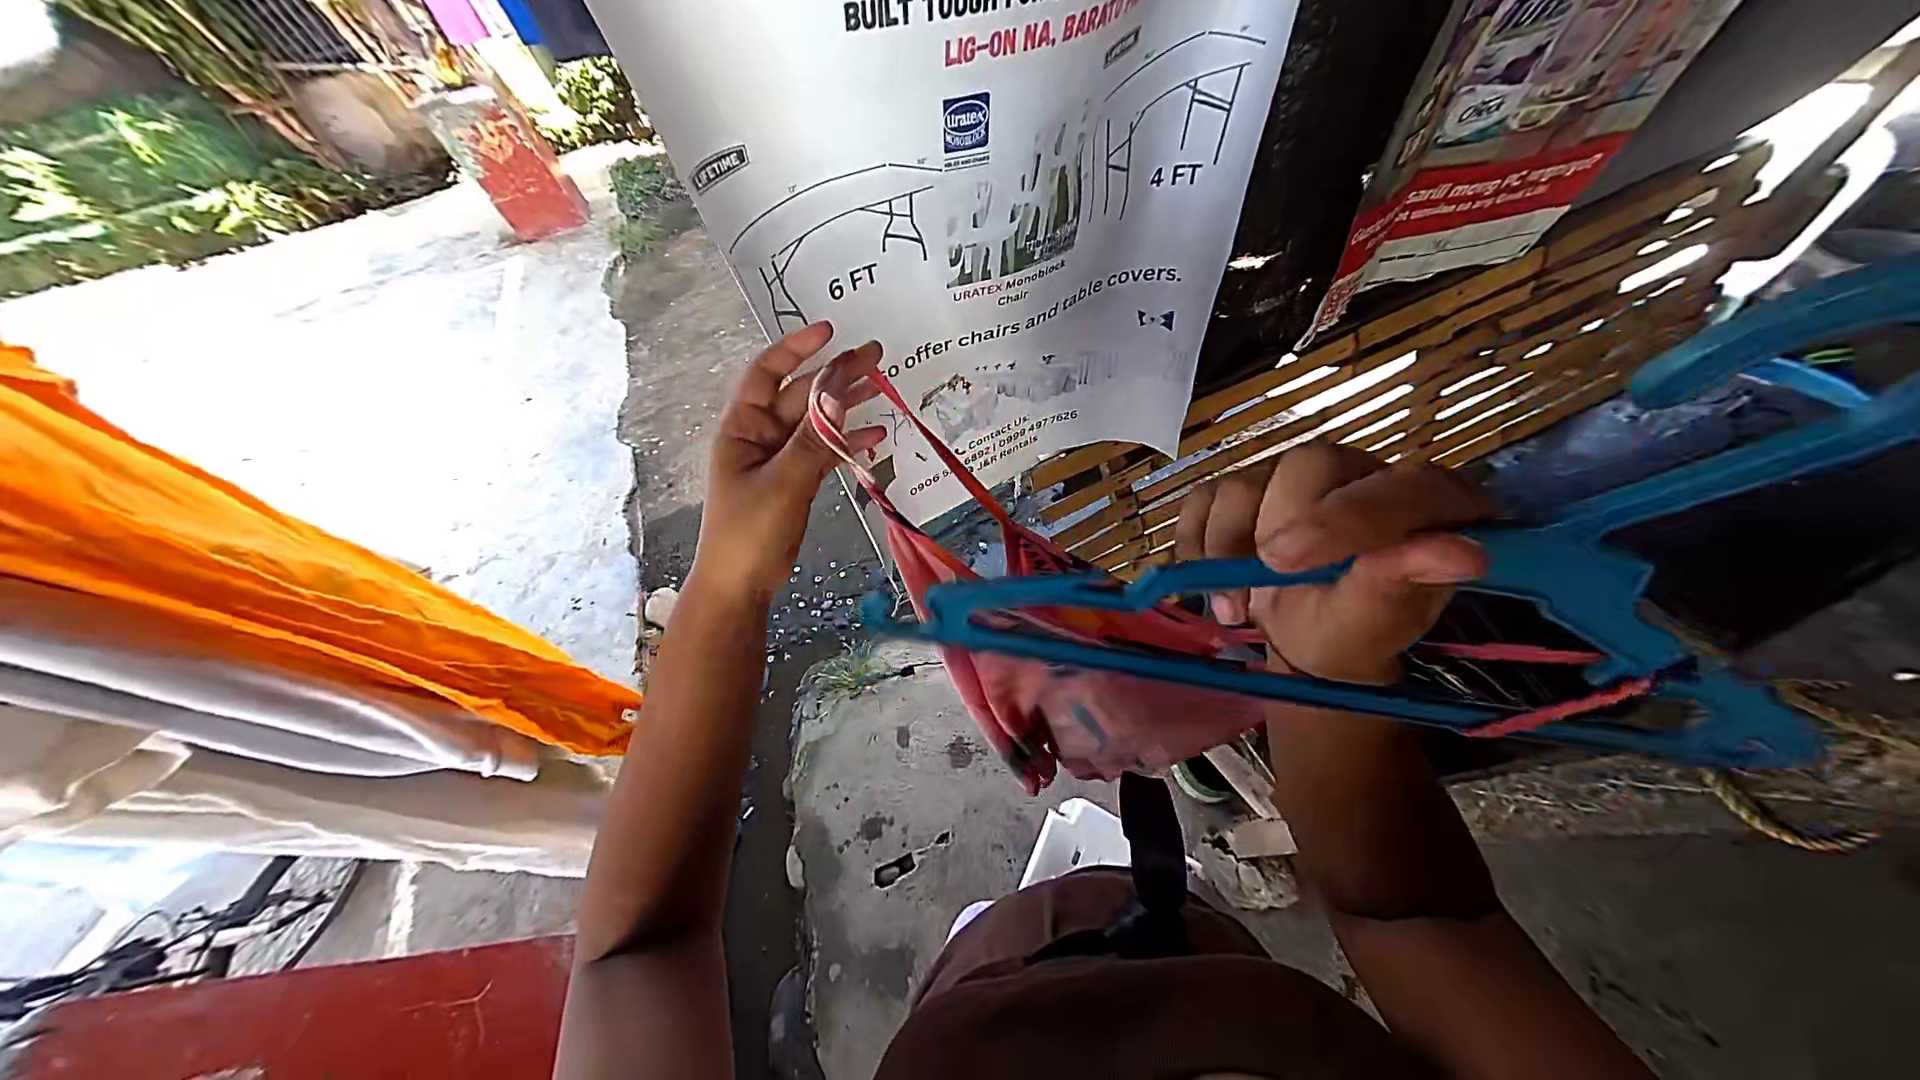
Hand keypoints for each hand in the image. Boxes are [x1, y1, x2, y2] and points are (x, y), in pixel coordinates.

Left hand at [690, 322, 882, 600]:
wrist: (742, 582)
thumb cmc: (748, 532)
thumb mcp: (782, 483)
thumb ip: (813, 440)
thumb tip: (839, 394)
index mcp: (743, 427)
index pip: (768, 374)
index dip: (796, 348)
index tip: (829, 332)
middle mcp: (762, 435)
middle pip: (802, 395)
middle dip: (836, 375)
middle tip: (875, 357)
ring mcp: (782, 457)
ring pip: (819, 422)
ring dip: (848, 405)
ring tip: (882, 387)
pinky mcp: (798, 479)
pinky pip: (826, 451)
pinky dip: (848, 442)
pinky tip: (875, 435)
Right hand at [1174, 442, 1492, 683]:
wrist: (1305, 636)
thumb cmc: (1352, 632)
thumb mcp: (1375, 624)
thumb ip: (1401, 586)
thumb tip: (1458, 554)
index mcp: (1425, 499)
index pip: (1395, 485)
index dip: (1343, 518)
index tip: (1284, 562)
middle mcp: (1356, 471)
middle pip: (1305, 467)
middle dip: (1270, 533)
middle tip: (1256, 596)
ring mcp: (1293, 477)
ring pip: (1242, 485)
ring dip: (1225, 550)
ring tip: (1235, 609)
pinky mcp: (1243, 491)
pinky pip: (1202, 501)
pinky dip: (1195, 544)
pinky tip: (1209, 579)